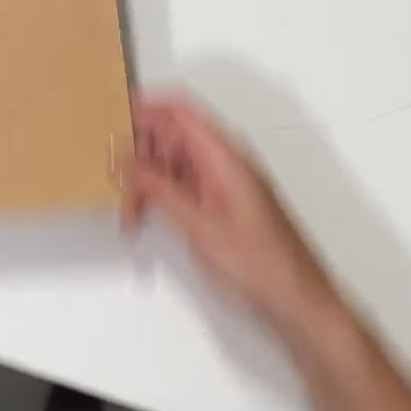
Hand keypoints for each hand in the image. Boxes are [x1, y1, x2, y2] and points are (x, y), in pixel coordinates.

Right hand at [119, 93, 342, 335]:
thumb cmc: (259, 263)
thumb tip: (127, 158)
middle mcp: (221, 162)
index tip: (112, 118)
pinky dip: (156, 197)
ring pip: (169, 164)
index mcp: (224, 156)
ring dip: (143, 181)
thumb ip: (159, 187)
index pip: (179, 112)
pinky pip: (178, 186)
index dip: (146, 107)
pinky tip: (140, 219)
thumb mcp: (198, 224)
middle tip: (114, 179)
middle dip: (137, 154)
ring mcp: (219, 184)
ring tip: (126, 211)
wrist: (298, 303)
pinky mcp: (216, 205)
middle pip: (169, 137)